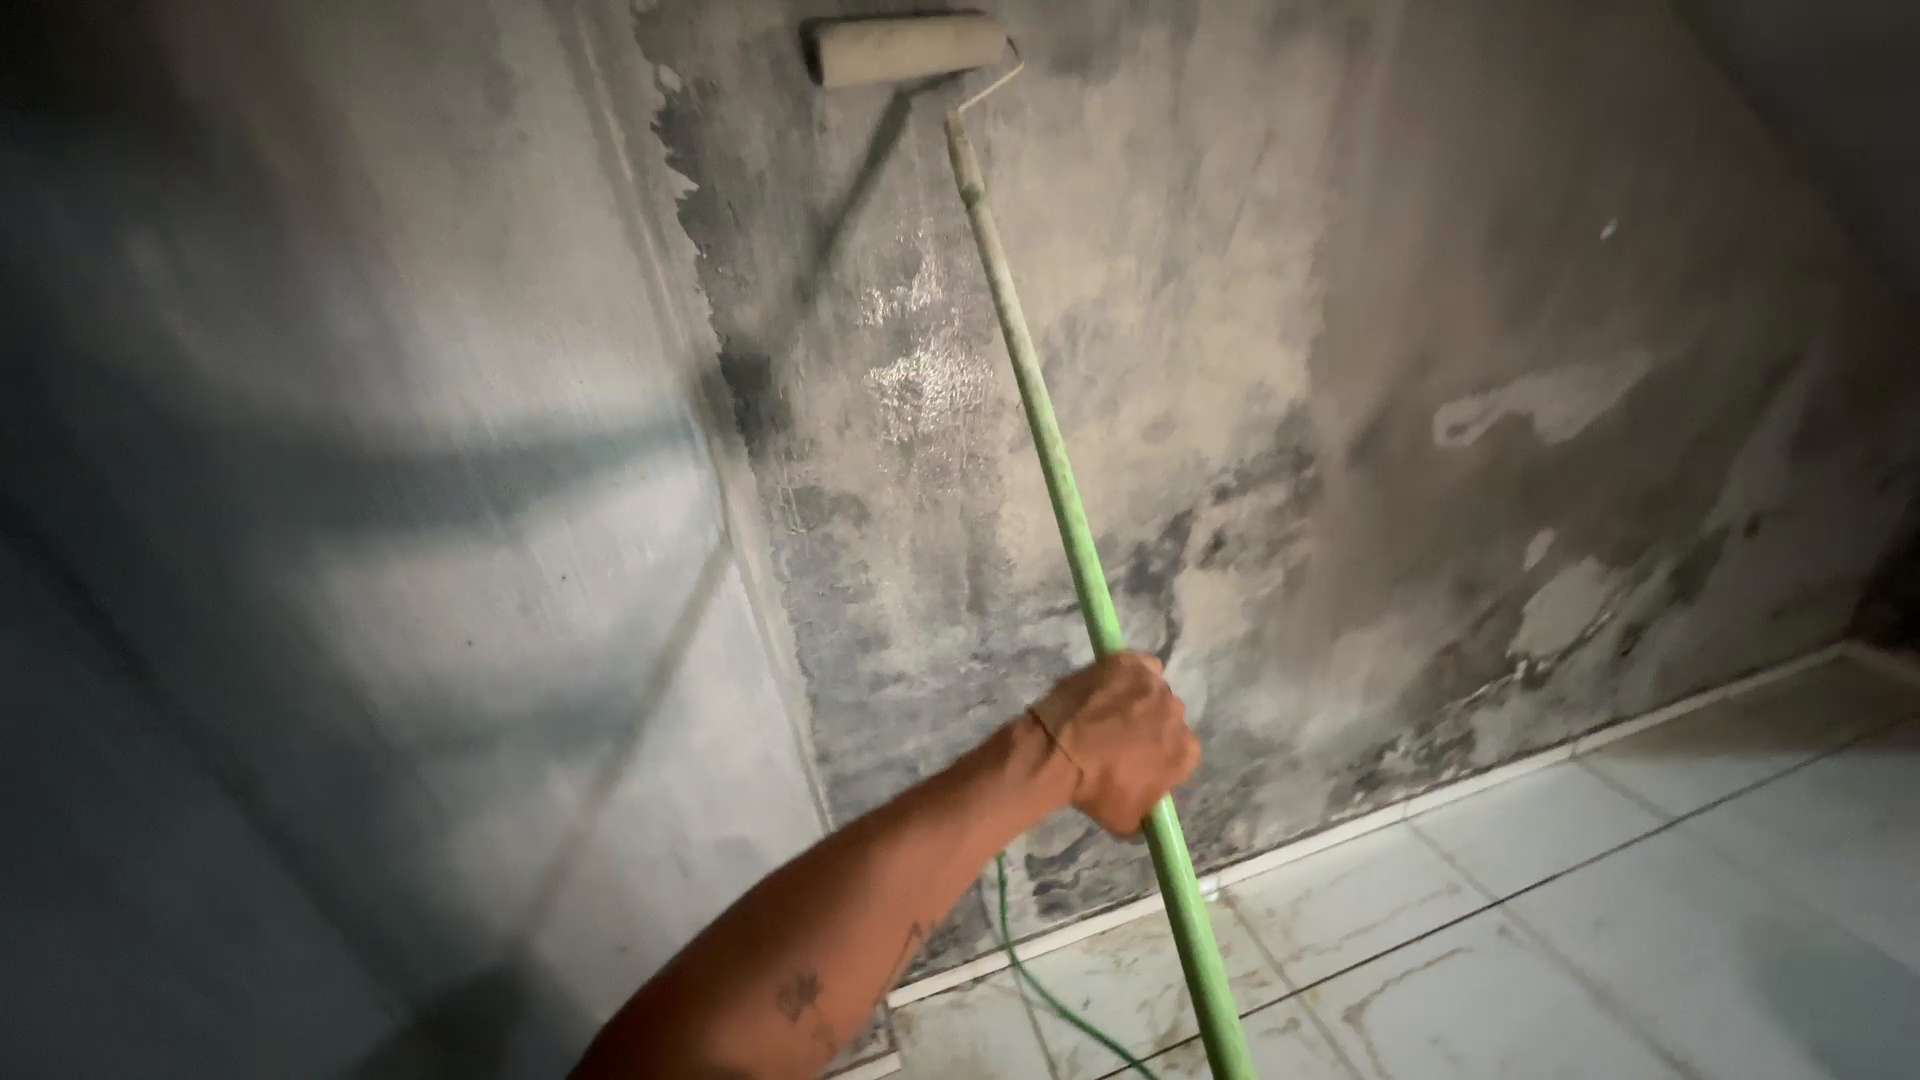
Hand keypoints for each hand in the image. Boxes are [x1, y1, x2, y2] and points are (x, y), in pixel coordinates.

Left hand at [1026, 652, 1200, 835]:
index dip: (1159, 755)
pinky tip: (1107, 684)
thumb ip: (1146, 813)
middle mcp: (1176, 714)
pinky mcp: (1128, 662)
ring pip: (1151, 689)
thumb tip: (1145, 812)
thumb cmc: (1094, 789)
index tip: (1137, 759)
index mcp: (1185, 752)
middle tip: (1118, 734)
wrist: (1057, 750)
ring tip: (1107, 708)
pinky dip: (1126, 673)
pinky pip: (1137, 665)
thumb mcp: (1126, 821)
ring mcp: (1152, 684)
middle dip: (1148, 725)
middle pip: (1167, 717)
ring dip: (1136, 698)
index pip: (1181, 752)